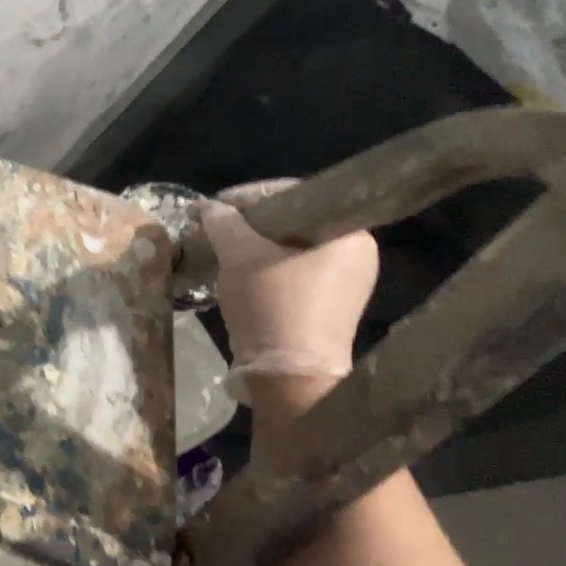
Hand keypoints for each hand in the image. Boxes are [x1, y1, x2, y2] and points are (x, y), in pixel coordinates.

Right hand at [201, 179, 378, 401]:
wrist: (290, 371)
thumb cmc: (272, 303)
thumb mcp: (239, 255)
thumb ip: (223, 223)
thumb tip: (208, 207)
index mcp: (349, 234)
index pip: (296, 195)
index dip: (248, 195)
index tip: (214, 206)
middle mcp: (357, 252)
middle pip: (294, 222)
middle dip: (249, 223)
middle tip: (214, 227)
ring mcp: (346, 280)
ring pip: (290, 247)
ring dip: (253, 245)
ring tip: (220, 248)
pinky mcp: (330, 302)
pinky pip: (293, 269)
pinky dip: (264, 266)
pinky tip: (237, 271)